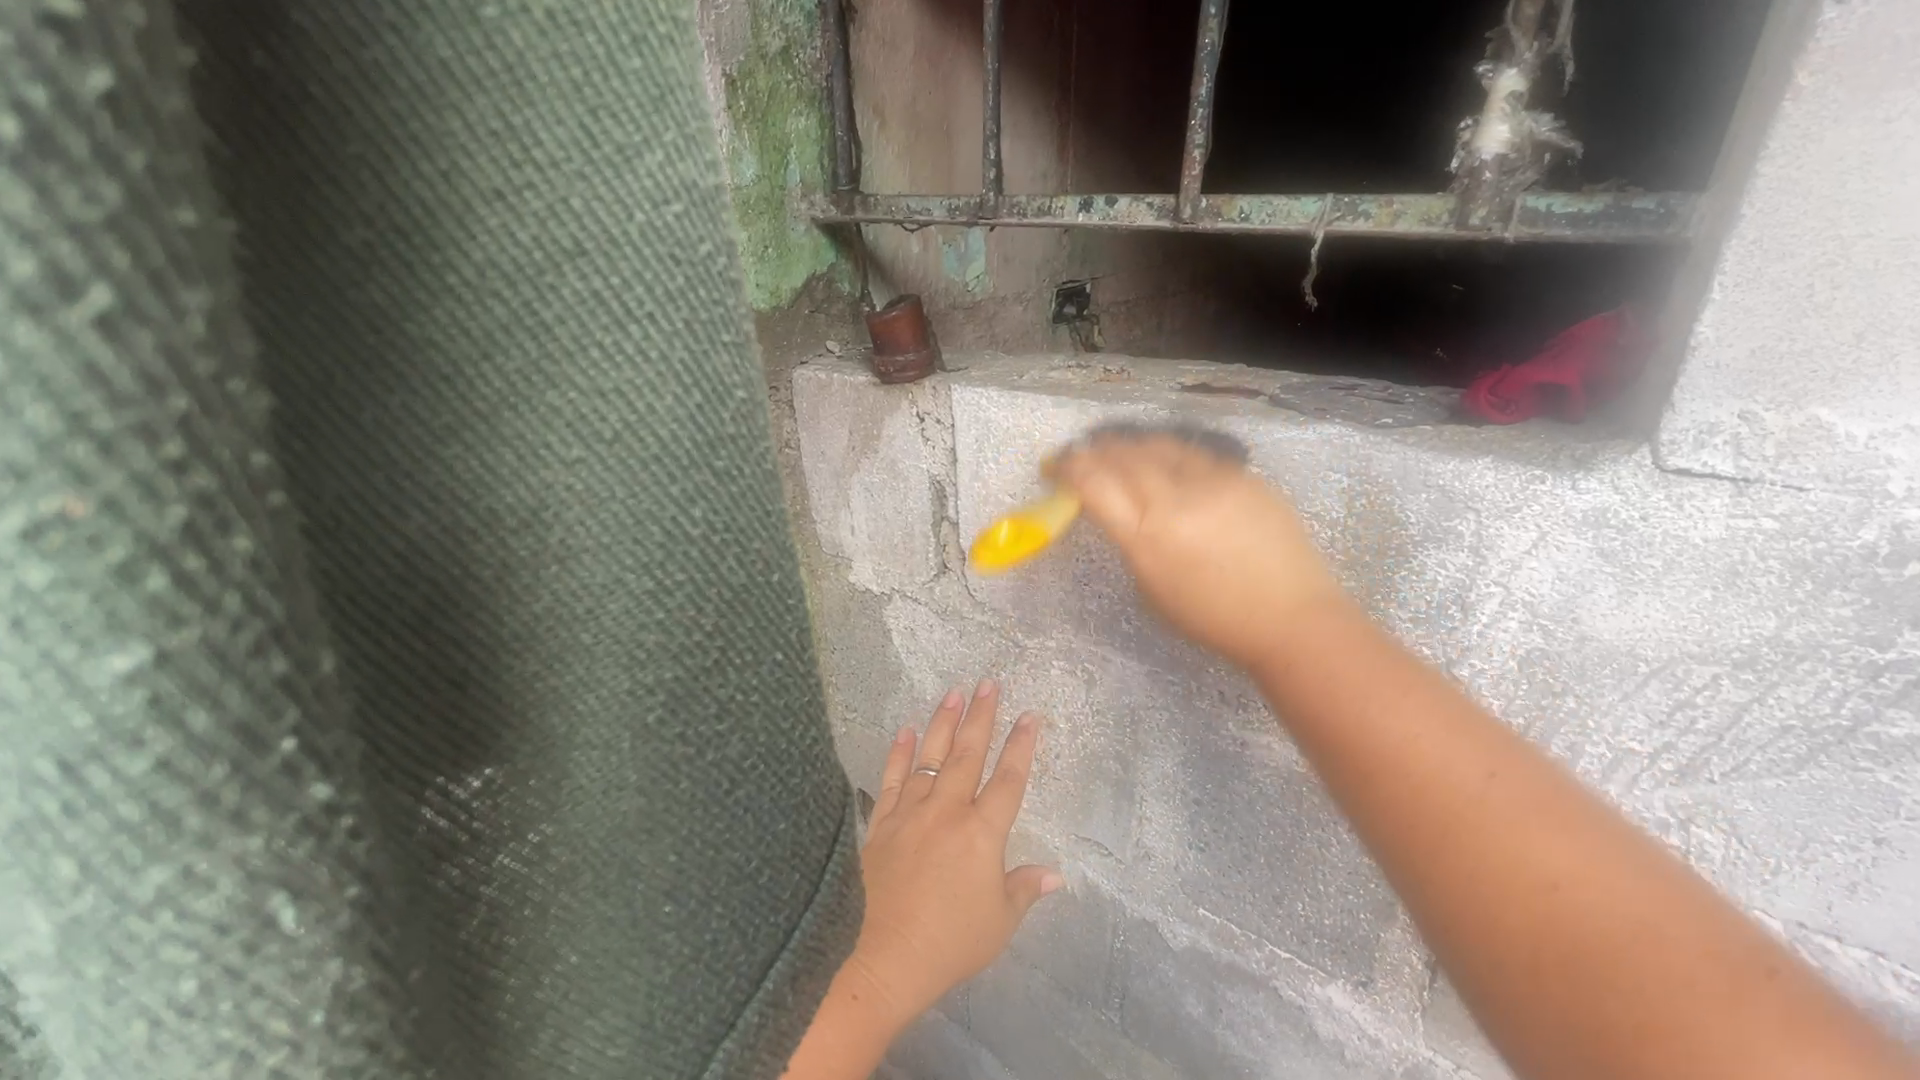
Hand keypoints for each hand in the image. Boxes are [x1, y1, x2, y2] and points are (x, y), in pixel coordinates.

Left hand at [847, 681, 1059, 1027]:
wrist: (888, 959)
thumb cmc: (952, 942)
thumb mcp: (1000, 921)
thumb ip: (1025, 889)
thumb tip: (1055, 874)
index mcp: (982, 833)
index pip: (1008, 779)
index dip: (1021, 746)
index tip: (1030, 715)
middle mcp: (947, 812)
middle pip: (967, 754)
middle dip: (981, 716)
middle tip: (989, 682)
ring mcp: (910, 814)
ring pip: (929, 758)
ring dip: (942, 723)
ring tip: (953, 692)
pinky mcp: (881, 825)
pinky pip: (891, 780)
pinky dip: (898, 754)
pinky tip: (905, 731)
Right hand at [1049, 434, 1345, 672]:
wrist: (1291, 617)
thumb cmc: (1213, 620)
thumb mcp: (1151, 589)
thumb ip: (1131, 544)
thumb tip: (1120, 513)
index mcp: (1145, 537)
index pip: (1093, 484)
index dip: (1068, 469)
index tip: (1055, 467)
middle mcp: (1174, 500)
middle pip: (1121, 457)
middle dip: (1093, 452)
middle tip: (1079, 453)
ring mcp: (1212, 482)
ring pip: (1157, 446)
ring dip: (1128, 445)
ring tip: (1115, 448)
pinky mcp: (1242, 475)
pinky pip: (1194, 455)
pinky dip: (1168, 454)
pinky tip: (1162, 459)